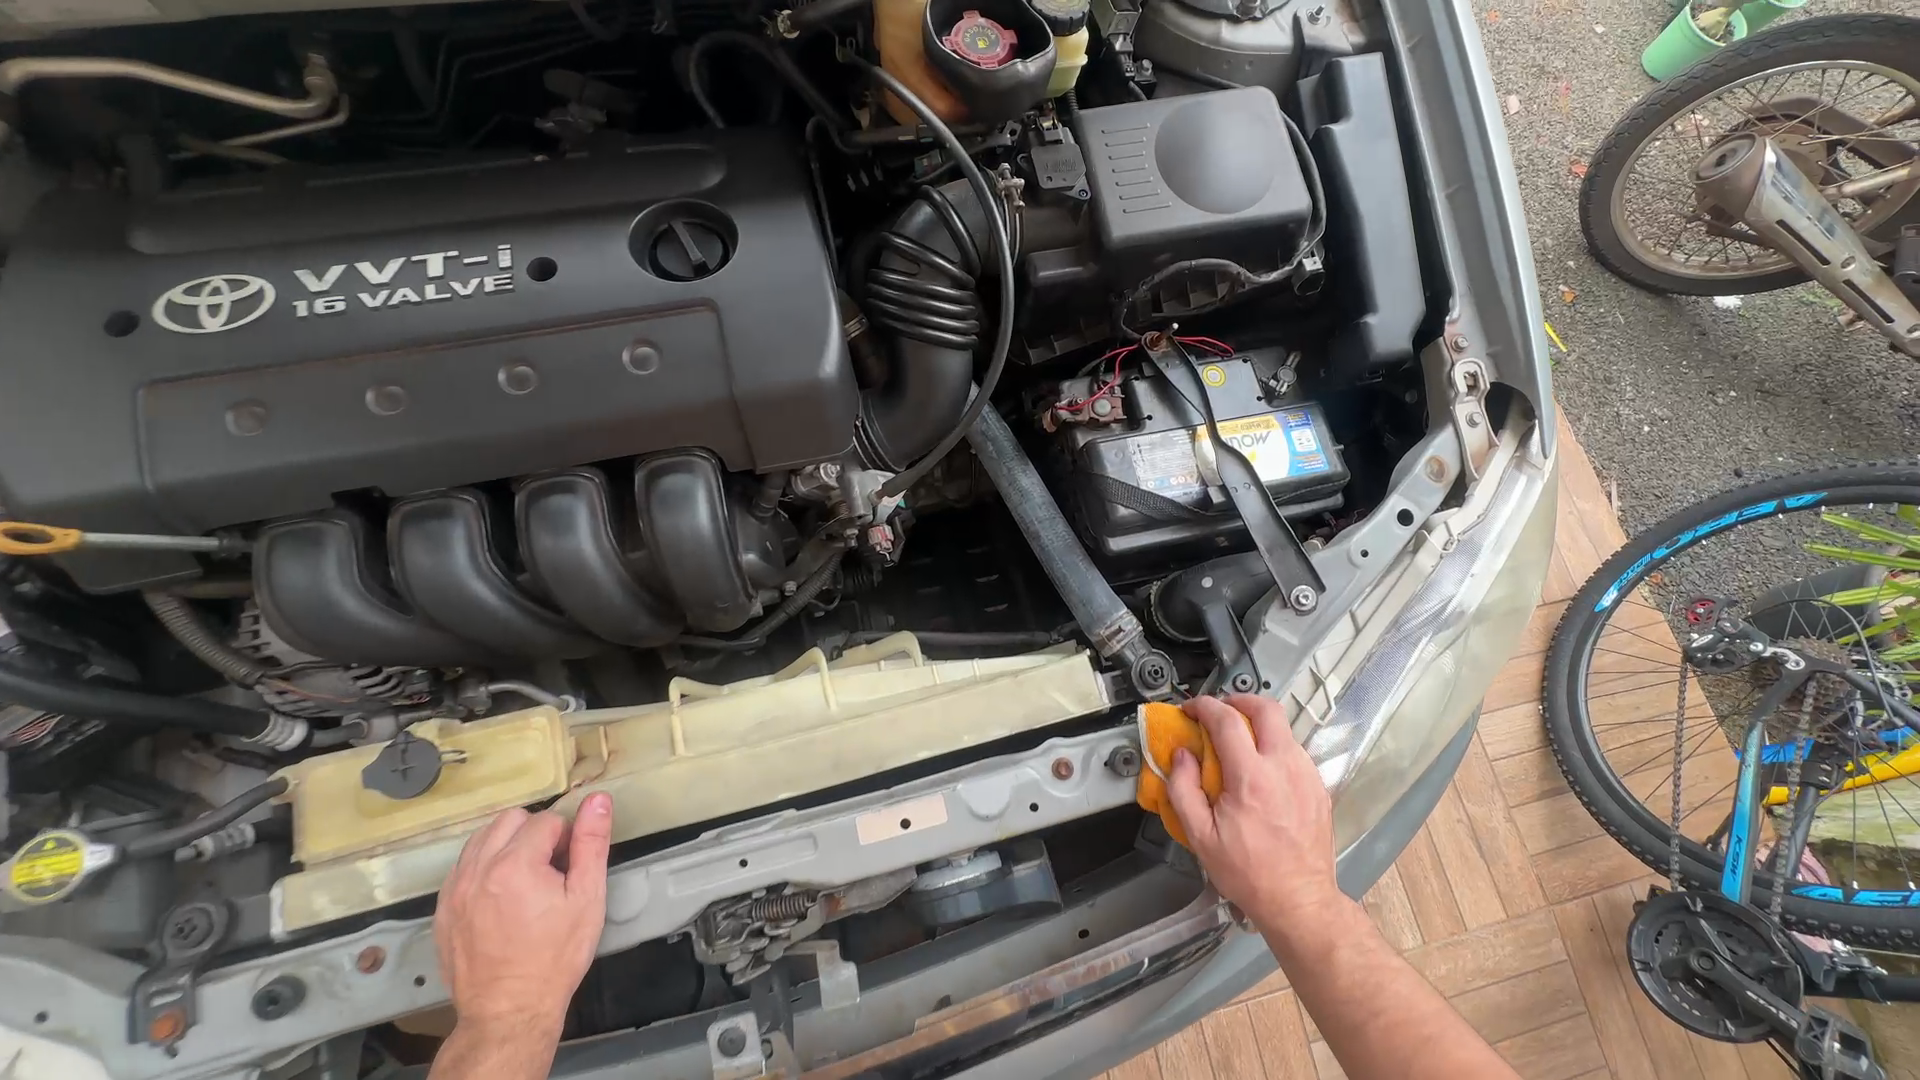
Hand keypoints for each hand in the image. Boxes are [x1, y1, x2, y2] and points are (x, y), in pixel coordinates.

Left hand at [434, 793, 613, 1030]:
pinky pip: (463, 865)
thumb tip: (598, 799)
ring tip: (525, 878)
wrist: (509, 1010)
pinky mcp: (442, 909)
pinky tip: (501, 894)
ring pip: (482, 837)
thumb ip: (591, 842)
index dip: (566, 838)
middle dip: (535, 833)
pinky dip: (484, 866)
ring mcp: (454, 890)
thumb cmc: (556, 954)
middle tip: (551, 868)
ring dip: (507, 844)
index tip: (570, 869)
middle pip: (510, 819)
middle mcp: (477, 870)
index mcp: (515, 864)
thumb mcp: (587, 896)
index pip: (547, 820)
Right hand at [1165, 695, 1341, 925]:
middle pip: (1266, 708)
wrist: (1299, 901)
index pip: (1227, 720)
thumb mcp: (1199, 835)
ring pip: (1283, 728)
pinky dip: (1273, 747)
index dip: (1204, 706)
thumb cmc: (1247, 872)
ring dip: (1257, 724)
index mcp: (1251, 777)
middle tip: (1218, 711)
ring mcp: (1306, 776)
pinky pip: (1294, 752)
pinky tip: (1259, 770)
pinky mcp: (1318, 788)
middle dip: (1238, 699)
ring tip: (1237, 742)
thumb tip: (1182, 755)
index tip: (1190, 709)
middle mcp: (1284, 768)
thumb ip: (1182, 788)